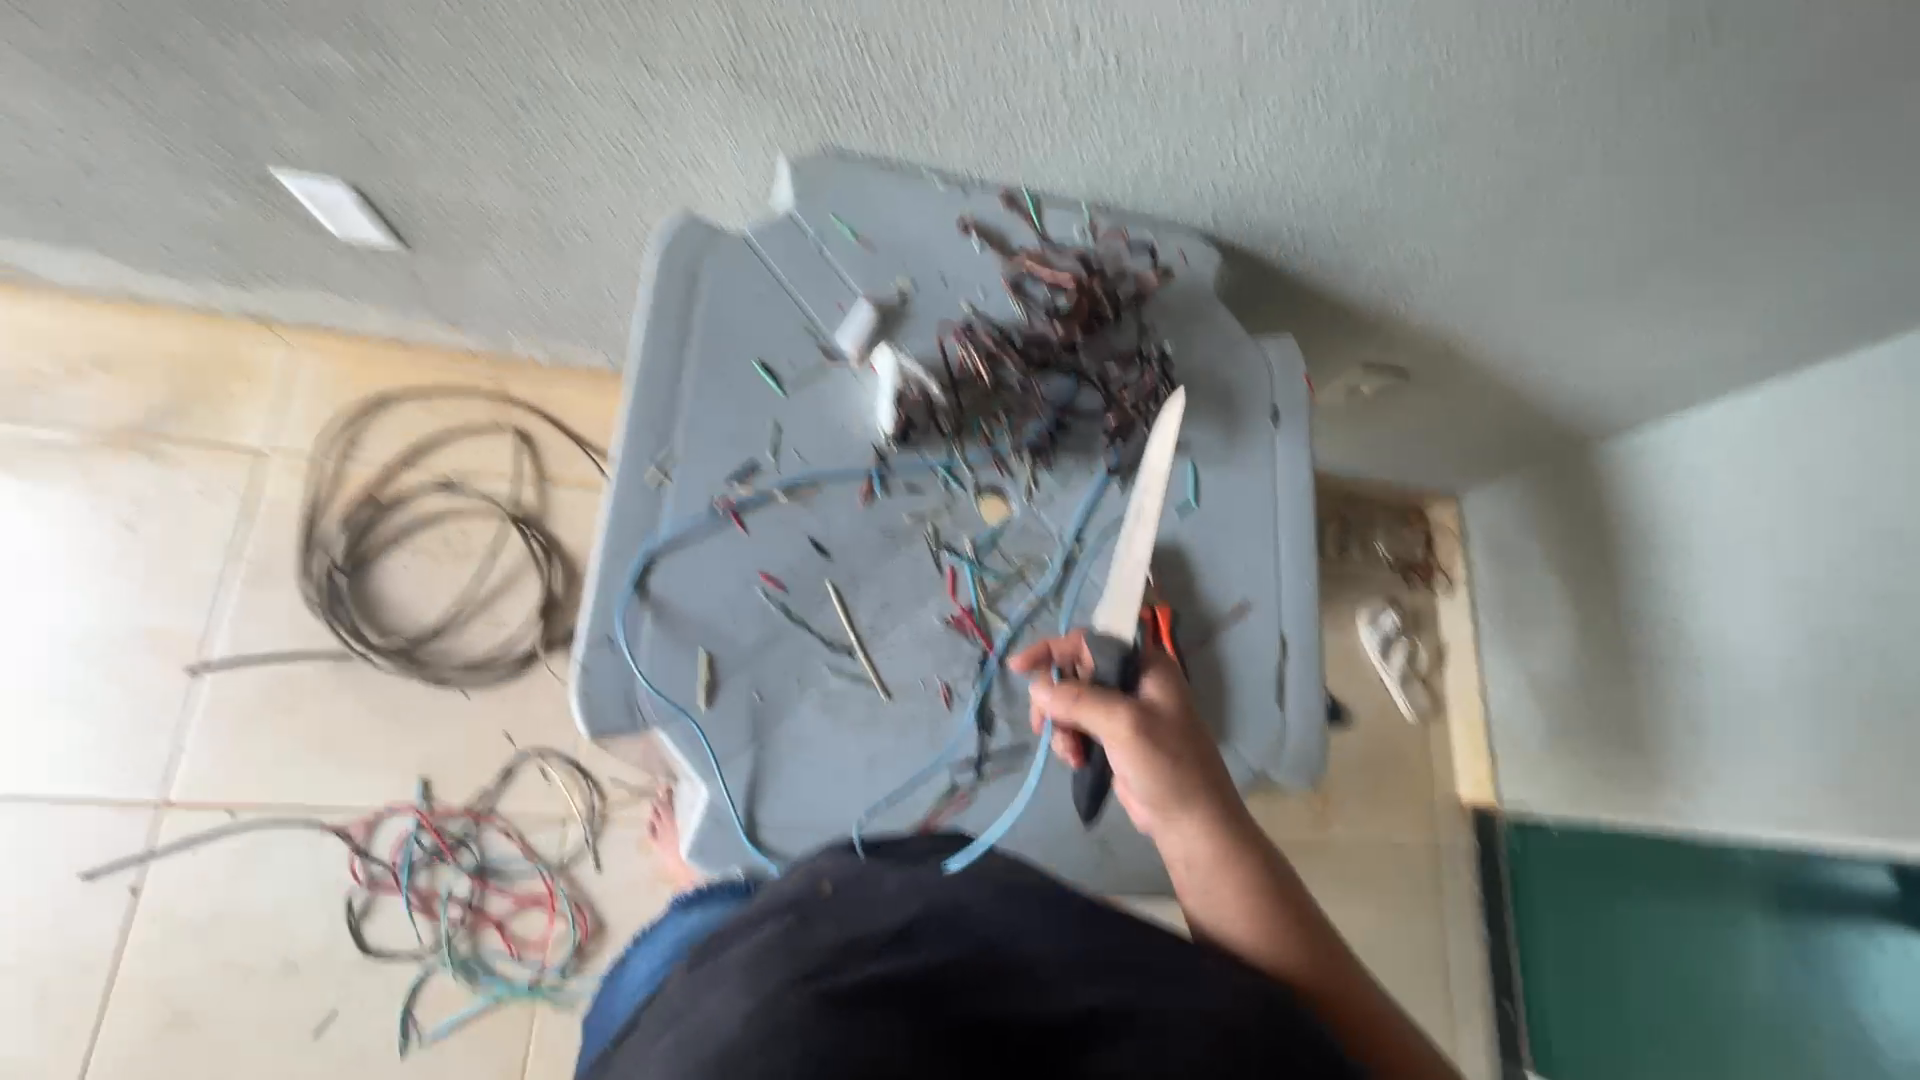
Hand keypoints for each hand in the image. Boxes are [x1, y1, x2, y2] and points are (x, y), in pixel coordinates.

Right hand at [1008, 630, 1238, 838]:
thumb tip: (1036, 688)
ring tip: (1070, 753)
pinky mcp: (1113, 738)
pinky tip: (1076, 761)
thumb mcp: (1124, 724)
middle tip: (1043, 725)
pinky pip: (1076, 727)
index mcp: (1143, 663)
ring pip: (1070, 702)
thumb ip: (1079, 700)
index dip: (1052, 650)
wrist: (1190, 821)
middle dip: (1056, 699)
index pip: (1088, 641)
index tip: (1019, 668)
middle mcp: (1132, 680)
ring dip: (1061, 726)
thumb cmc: (1168, 764)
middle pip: (1074, 672)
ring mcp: (1122, 710)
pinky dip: (1069, 741)